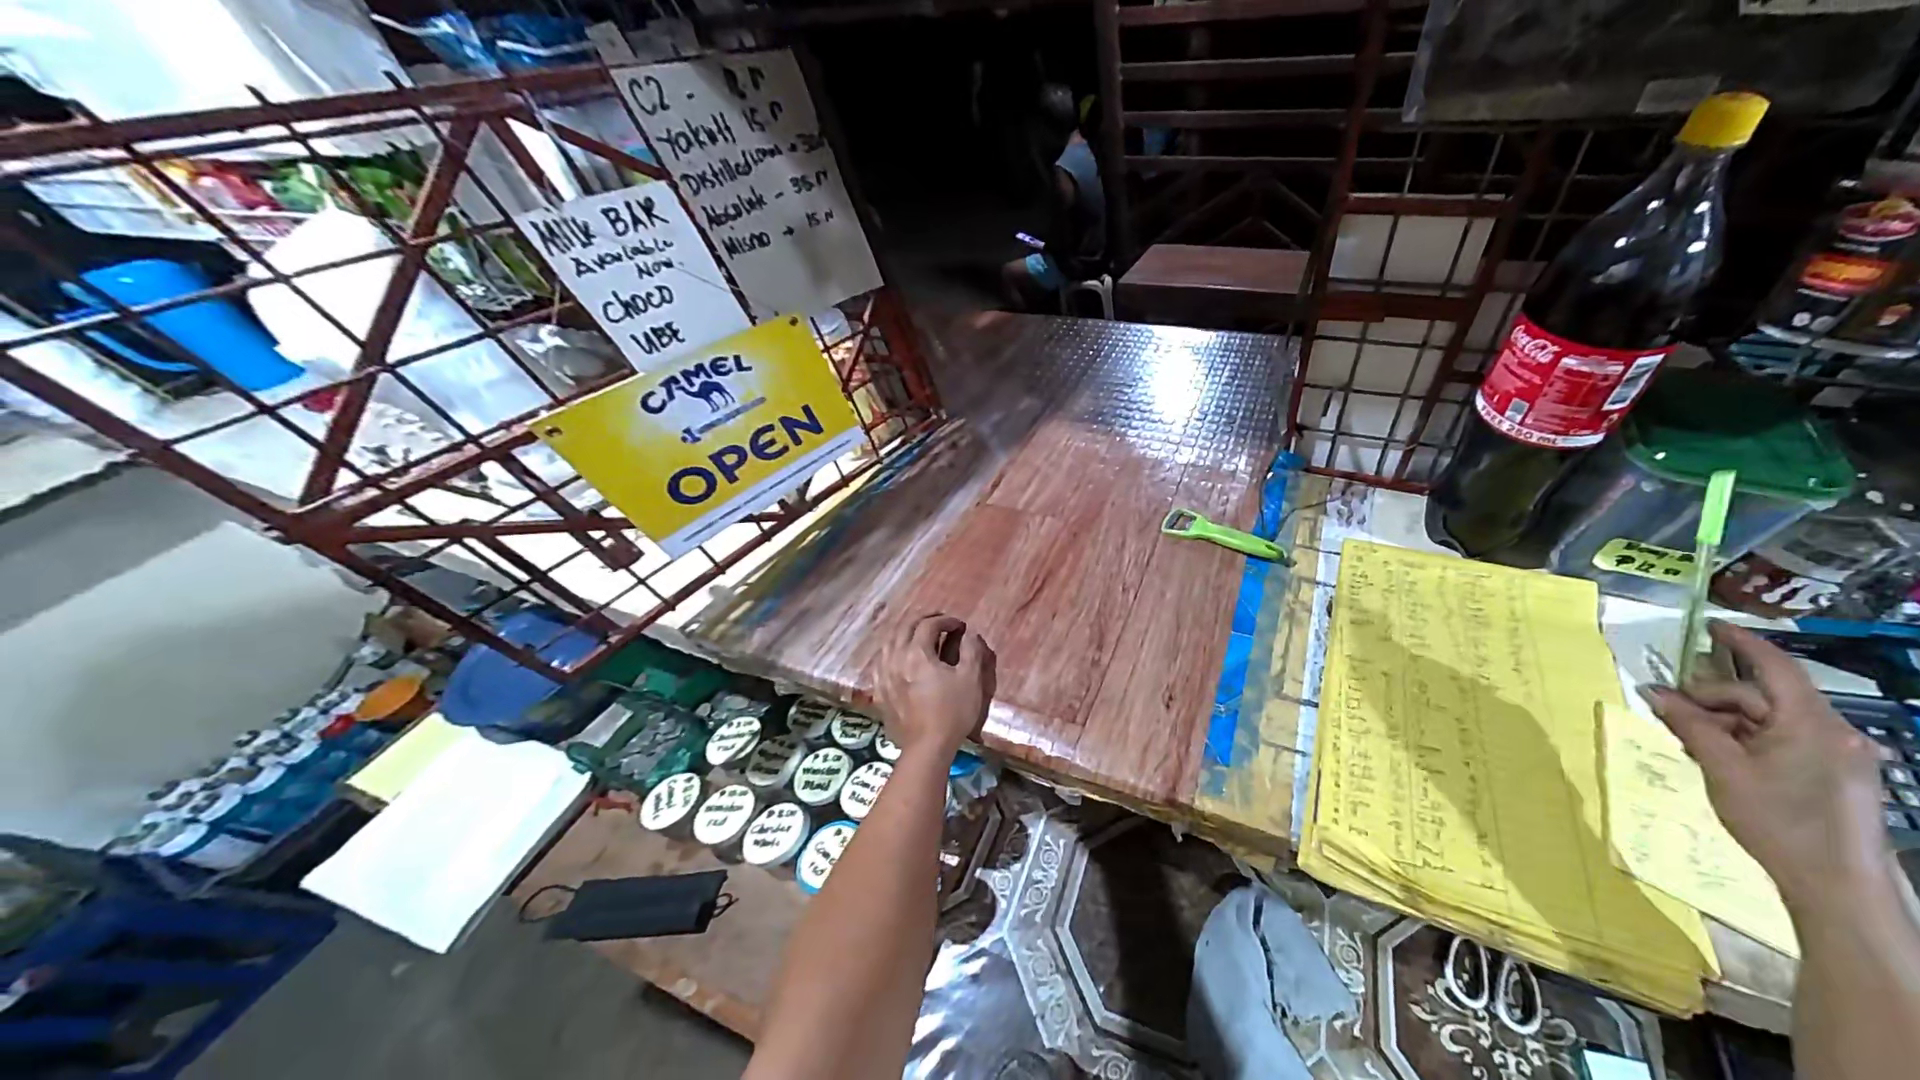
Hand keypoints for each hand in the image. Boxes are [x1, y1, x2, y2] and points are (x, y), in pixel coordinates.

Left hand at [872, 613, 995, 760]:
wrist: (927, 747)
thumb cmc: (952, 712)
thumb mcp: (970, 679)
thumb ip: (971, 651)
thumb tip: (969, 634)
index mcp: (917, 653)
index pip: (929, 625)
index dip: (946, 621)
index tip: (960, 626)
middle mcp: (896, 658)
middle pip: (905, 628)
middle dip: (924, 620)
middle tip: (940, 623)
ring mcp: (884, 675)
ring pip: (890, 642)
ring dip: (906, 633)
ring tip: (919, 636)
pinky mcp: (880, 691)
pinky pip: (882, 662)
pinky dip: (892, 652)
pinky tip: (899, 658)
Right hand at [1639, 621, 1889, 910]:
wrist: (1838, 884)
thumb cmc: (1777, 821)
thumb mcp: (1722, 768)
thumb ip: (1690, 724)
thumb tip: (1652, 691)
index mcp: (1813, 725)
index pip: (1776, 668)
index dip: (1742, 643)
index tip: (1712, 626)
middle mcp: (1835, 732)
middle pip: (1763, 697)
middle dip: (1714, 699)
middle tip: (1669, 713)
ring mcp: (1839, 754)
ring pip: (1770, 720)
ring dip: (1727, 722)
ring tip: (1690, 740)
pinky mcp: (1837, 773)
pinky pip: (1784, 740)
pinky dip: (1747, 739)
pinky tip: (1719, 755)